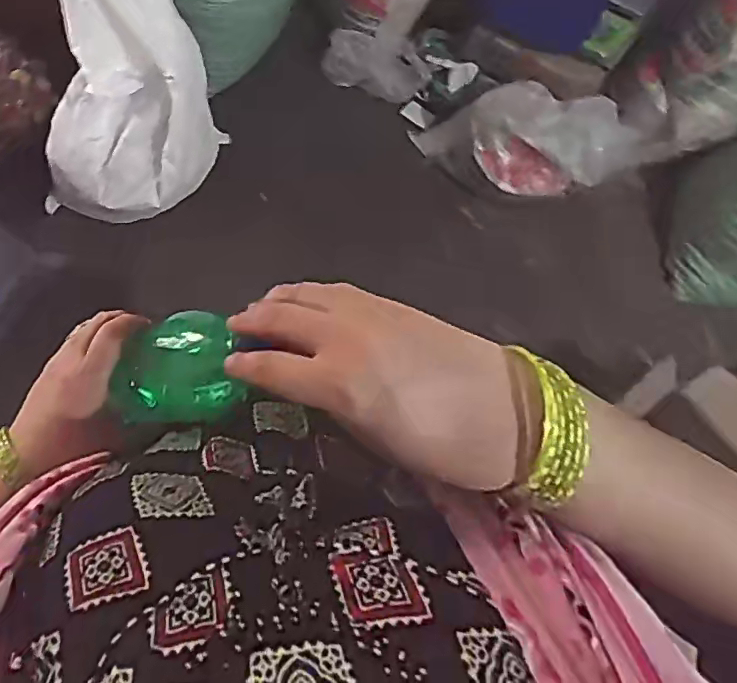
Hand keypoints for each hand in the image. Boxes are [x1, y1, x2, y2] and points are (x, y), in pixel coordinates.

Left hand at [6, 311, 145, 481]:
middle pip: (97, 322)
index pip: (112, 330)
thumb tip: (165, 413)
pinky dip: (91, 337)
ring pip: (83, 328)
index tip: (151, 328)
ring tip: (123, 341)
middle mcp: (70, 359)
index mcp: (88, 372)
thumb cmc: (69, 452)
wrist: (22, 461)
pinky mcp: (46, 369)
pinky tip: (99, 357)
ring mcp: (55, 361)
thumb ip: (140, 420)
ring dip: (104, 326)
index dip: (134, 323)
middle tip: (141, 331)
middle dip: (121, 319)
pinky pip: (74, 340)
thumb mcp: (113, 438)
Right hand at [226, 283, 528, 491]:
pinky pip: (332, 290)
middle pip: (281, 318)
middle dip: (251, 322)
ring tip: (260, 307)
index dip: (244, 366)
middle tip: (232, 329)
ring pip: (305, 294)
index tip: (226, 365)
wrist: (510, 413)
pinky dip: (307, 292)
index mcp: (339, 381)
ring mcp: (366, 312)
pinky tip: (304, 299)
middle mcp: (344, 337)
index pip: (273, 366)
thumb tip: (302, 385)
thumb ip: (330, 405)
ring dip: (276, 299)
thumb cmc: (442, 446)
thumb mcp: (374, 439)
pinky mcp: (386, 302)